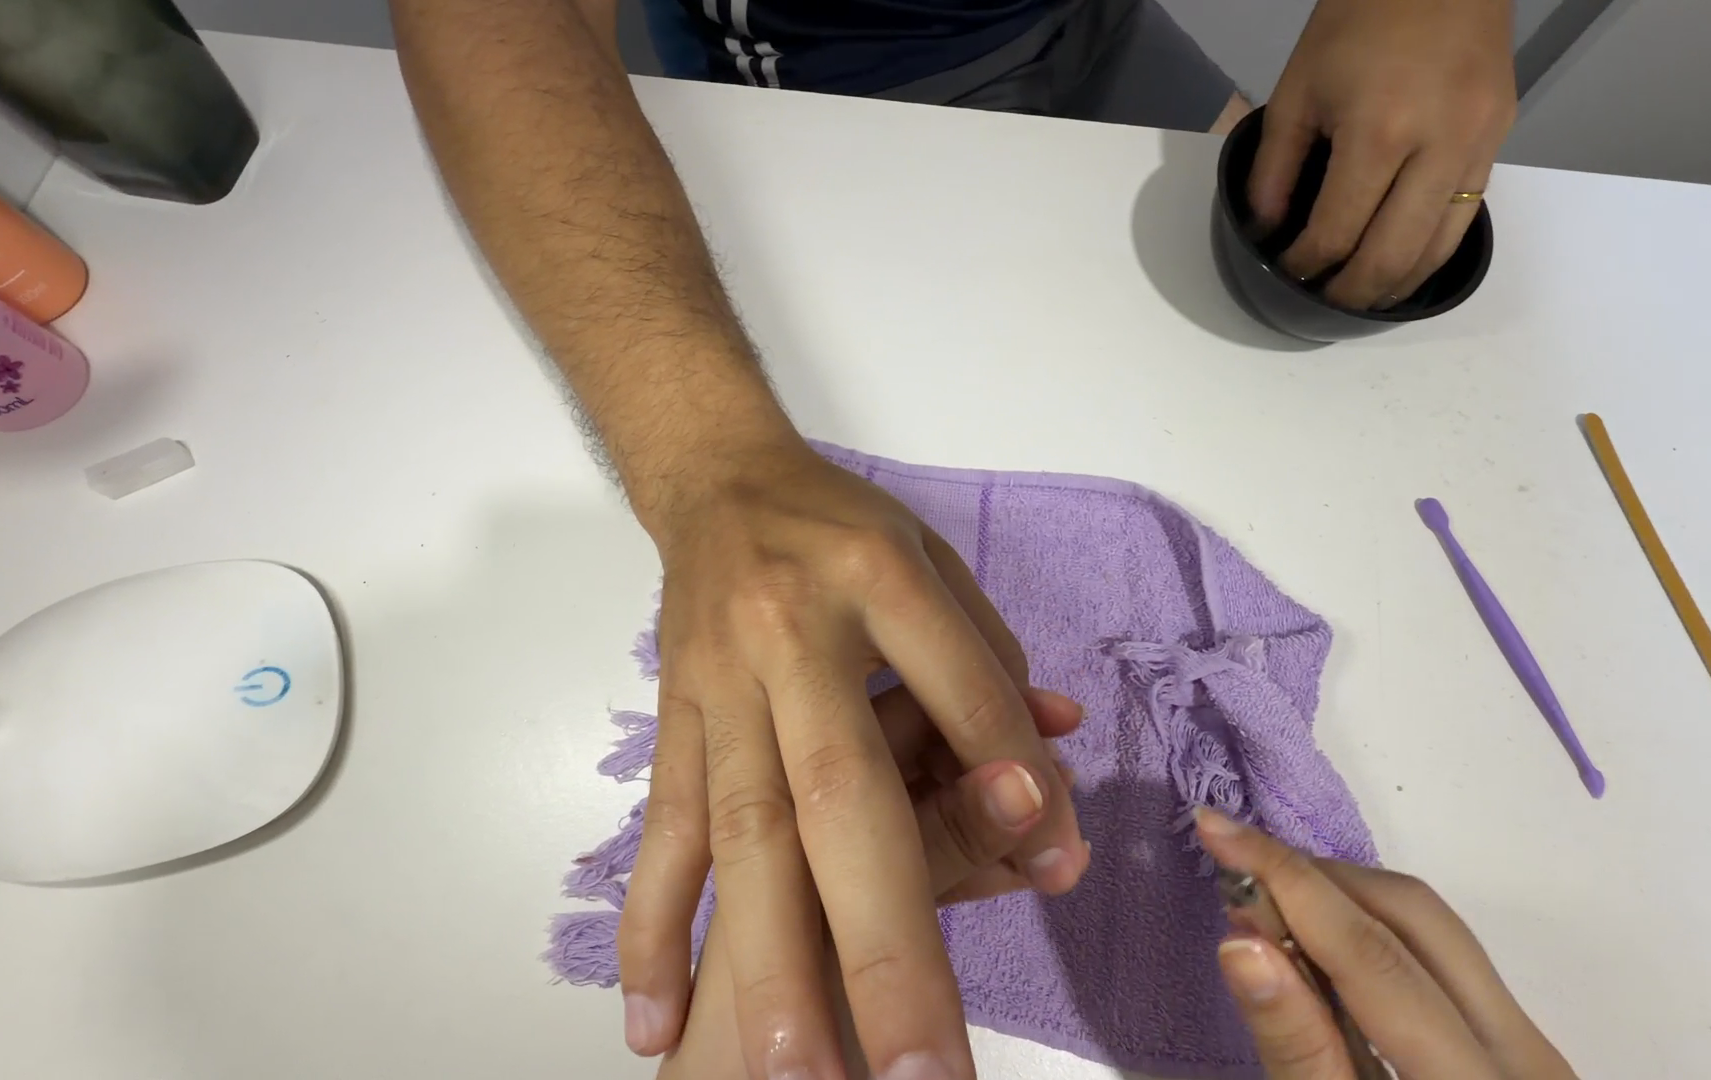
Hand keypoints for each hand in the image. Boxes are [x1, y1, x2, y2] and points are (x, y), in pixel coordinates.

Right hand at [618, 440, 1087, 1079]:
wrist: (722, 483)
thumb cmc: (841, 523)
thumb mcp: (934, 560)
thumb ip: (986, 662)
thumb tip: (1040, 771)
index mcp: (875, 576)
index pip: (960, 687)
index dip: (1015, 776)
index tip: (1058, 864)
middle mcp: (793, 634)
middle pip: (841, 790)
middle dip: (884, 935)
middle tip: (924, 1069)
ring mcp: (720, 681)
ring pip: (742, 829)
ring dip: (766, 960)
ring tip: (796, 1075)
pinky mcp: (674, 713)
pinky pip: (662, 825)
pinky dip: (653, 925)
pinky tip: (652, 1018)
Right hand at [1195, 810, 1576, 1078]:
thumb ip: (1299, 1049)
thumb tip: (1241, 937)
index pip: (1369, 951)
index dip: (1284, 877)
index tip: (1213, 827)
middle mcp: (1528, 1059)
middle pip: (1412, 916)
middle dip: (1310, 875)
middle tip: (1231, 868)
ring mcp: (1536, 1051)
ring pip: (1431, 925)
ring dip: (1338, 894)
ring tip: (1263, 901)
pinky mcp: (1523, 1050)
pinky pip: (1440, 954)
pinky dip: (1366, 926)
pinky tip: (1316, 944)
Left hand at [1250, 0, 1516, 310]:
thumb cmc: (1357, 22)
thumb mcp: (1294, 94)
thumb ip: (1273, 172)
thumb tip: (1264, 232)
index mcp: (1379, 134)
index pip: (1335, 233)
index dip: (1304, 265)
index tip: (1286, 270)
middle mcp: (1439, 147)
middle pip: (1392, 255)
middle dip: (1350, 291)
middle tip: (1322, 301)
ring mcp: (1479, 144)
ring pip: (1437, 248)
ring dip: (1395, 285)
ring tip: (1360, 298)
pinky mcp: (1500, 139)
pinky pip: (1468, 218)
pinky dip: (1430, 254)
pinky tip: (1401, 267)